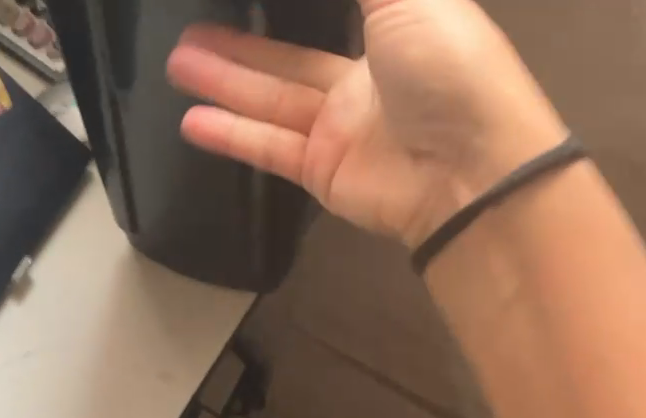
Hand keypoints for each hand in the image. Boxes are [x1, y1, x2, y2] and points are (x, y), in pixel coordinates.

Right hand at [167, 0, 568, 247]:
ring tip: (177, 64)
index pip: (336, 8)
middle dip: (241, 44)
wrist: (467, 172)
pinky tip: (194, 122)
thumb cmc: (449, 67)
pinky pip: (271, 148)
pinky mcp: (323, 172)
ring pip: (272, 99)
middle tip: (191, 31)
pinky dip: (233, 135)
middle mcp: (365, 79)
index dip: (288, 6)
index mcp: (395, 28)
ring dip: (225, 82)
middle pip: (289, 57)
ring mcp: (342, 130)